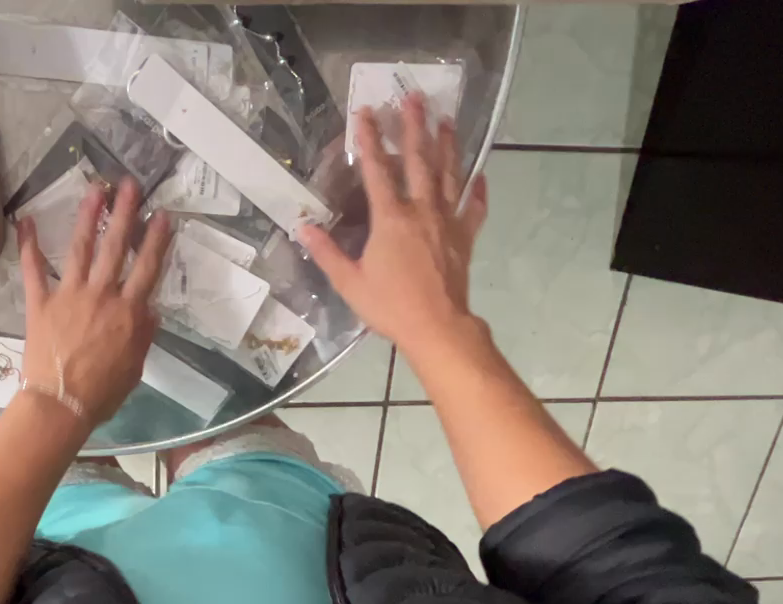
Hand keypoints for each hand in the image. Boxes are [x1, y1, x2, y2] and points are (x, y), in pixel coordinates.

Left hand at [16, 178, 172, 427]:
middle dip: (125, 213)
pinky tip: (25, 221)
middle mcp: (100, 296)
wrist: (61, 404)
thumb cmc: (103, 393)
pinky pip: (34, 270)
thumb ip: (143, 336)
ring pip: (81, 249)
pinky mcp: (40, 303)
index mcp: (127, 313)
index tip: (162, 215)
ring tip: (95, 189)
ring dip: (88, 216)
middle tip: (130, 184)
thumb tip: (151, 310)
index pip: (146, 269)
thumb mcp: (135, 367)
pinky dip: (29, 245)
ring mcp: (68, 295)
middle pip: (115, 248)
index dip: (156, 240)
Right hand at [299, 94, 488, 359]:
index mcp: (391, 218)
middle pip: (419, 160)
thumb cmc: (390, 306)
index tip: (366, 112)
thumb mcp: (349, 282)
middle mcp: (422, 210)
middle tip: (415, 96)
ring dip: (447, 145)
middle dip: (415, 126)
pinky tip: (479, 175)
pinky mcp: (465, 237)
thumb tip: (303, 228)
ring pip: (449, 174)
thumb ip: (327, 253)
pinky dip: (478, 190)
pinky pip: (475, 207)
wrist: (436, 326)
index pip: (377, 170)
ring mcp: (448, 221)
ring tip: (446, 120)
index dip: (370, 139)